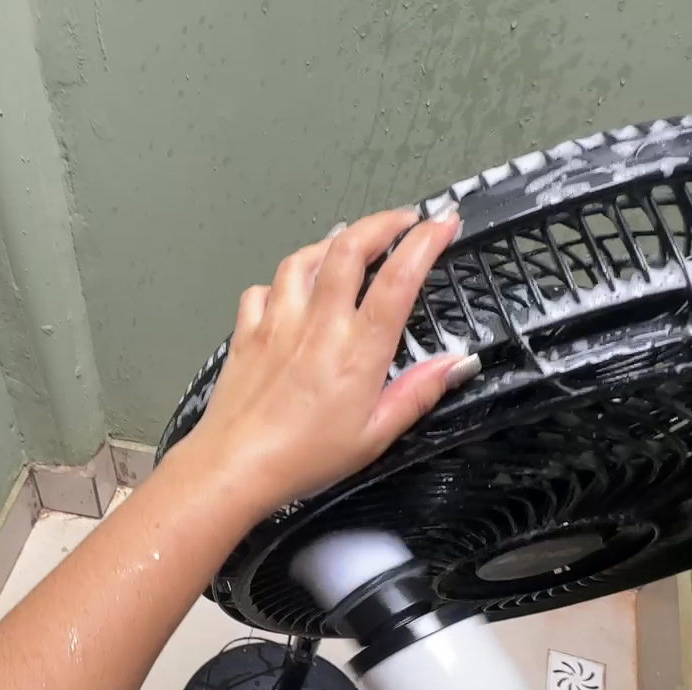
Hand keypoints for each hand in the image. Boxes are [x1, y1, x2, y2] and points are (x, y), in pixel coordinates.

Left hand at [171, 206, 475, 516]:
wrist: (233, 466)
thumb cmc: (303, 458)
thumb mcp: (373, 437)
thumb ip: (417, 394)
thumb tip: (458, 362)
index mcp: (358, 349)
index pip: (399, 277)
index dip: (425, 241)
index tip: (443, 223)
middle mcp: (317, 324)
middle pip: (349, 247)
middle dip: (381, 223)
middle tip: (401, 221)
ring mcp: (276, 324)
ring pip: (302, 260)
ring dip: (329, 243)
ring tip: (346, 244)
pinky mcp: (245, 335)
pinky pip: (261, 290)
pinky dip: (279, 282)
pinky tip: (288, 291)